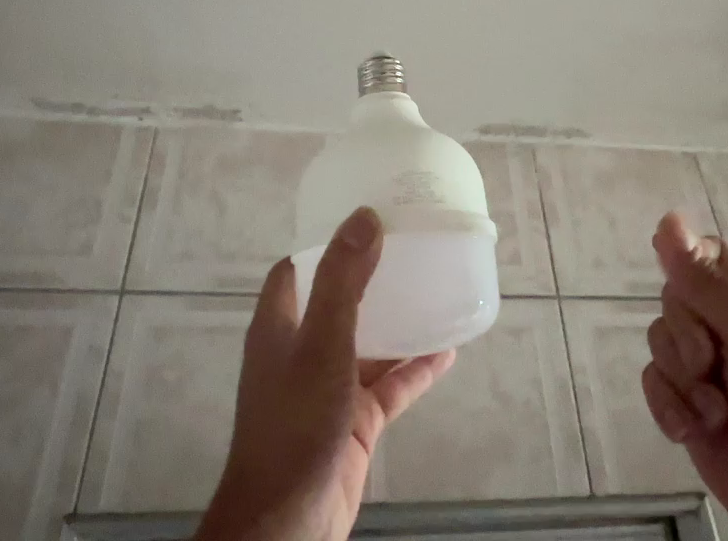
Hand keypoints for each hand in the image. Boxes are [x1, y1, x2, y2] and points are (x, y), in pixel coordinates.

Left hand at [195, 207, 456, 540]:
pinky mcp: (353, 421)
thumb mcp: (322, 342)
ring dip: (397, 321)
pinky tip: (447, 350)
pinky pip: (389, 385)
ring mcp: (328, 387)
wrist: (288, 521)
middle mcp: (301, 349)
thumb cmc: (296, 421)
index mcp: (280, 324)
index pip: (297, 267)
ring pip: (367, 342)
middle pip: (337, 299)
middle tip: (410, 247)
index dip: (325, 241)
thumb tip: (364, 216)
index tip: (364, 218)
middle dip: (370, 275)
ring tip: (435, 290)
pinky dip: (414, 368)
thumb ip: (343, 282)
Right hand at [643, 213, 727, 540]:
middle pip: (675, 296)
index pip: (710, 255)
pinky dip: (669, 407)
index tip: (685, 290)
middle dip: (687, 337)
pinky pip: (653, 380)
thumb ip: (705, 283)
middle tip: (710, 365)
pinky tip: (694, 430)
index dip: (689, 266)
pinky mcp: (687, 399)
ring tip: (713, 412)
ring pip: (659, 338)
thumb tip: (666, 220)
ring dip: (681, 380)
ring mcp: (709, 362)